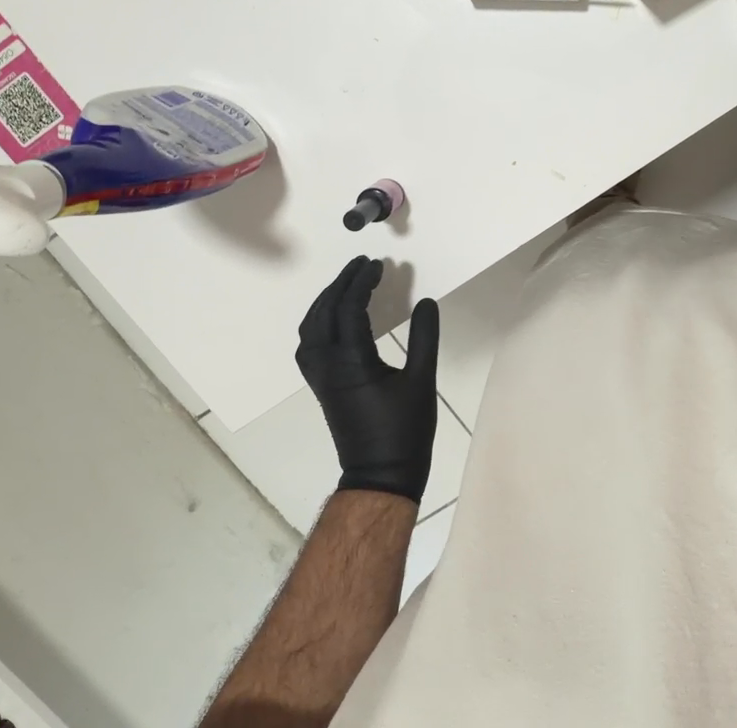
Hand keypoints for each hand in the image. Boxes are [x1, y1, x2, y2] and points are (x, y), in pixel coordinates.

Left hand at [296, 257, 439, 502]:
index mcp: (351, 361)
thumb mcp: (422, 381)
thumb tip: (426, 302)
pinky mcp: (321, 385)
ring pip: (311, 327)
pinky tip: (334, 317)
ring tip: (347, 283)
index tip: (378, 265)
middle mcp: (327, 364)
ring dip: (327, 300)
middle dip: (341, 284)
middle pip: (324, 312)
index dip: (362, 283)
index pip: (349, 308)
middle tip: (362, 264)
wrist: (380, 472)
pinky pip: (310, 342)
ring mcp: (319, 377)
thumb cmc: (405, 430)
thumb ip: (424, 338)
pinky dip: (320, 320)